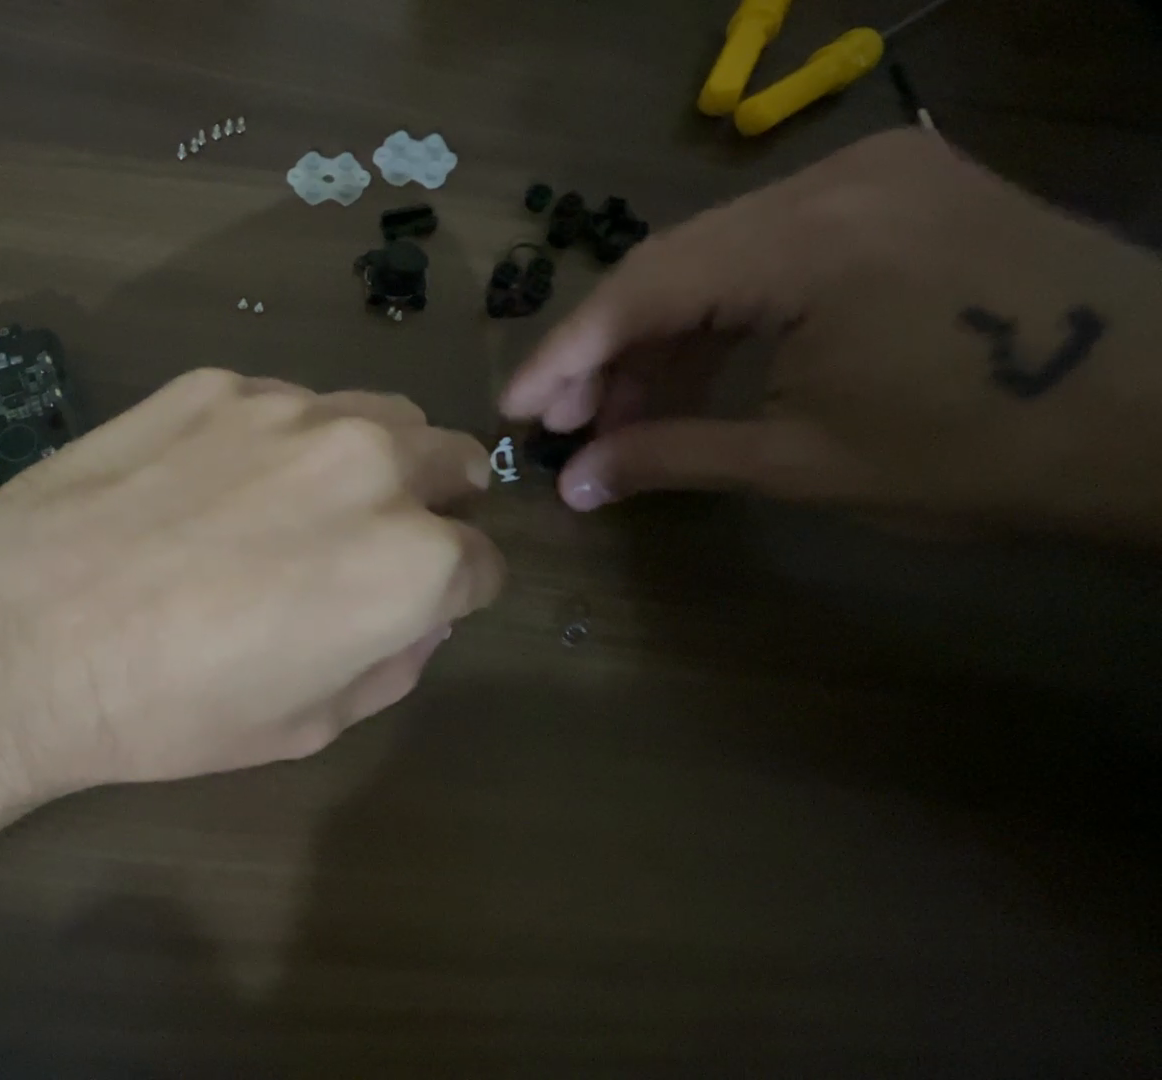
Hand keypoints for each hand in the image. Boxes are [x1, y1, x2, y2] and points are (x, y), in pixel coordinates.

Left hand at [0, 368, 503, 788]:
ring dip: (364, 459)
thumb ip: (391, 663)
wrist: (18, 638)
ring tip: (294, 505)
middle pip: (449, 459)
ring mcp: (286, 410)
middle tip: (372, 542)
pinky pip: (280, 405)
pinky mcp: (211, 383)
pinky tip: (207, 483)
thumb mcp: (306, 725)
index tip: (426, 602)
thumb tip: (418, 616)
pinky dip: (276, 441)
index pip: (482, 561)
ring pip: (373, 416)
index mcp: (410, 561)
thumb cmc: (169, 708)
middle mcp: (368, 462)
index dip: (457, 590)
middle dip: (433, 502)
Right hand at [500, 129, 1161, 541]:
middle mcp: (832, 183)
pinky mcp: (891, 193)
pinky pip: (765, 252)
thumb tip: (569, 489)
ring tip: (620, 416)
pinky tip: (691, 376)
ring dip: (658, 340)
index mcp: (812, 242)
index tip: (511, 411)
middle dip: (605, 353)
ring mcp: (869, 177)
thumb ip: (668, 459)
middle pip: (667, 266)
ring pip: (711, 258)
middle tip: (563, 426)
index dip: (563, 355)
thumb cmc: (986, 452)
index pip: (641, 289)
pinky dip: (718, 318)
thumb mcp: (802, 464)